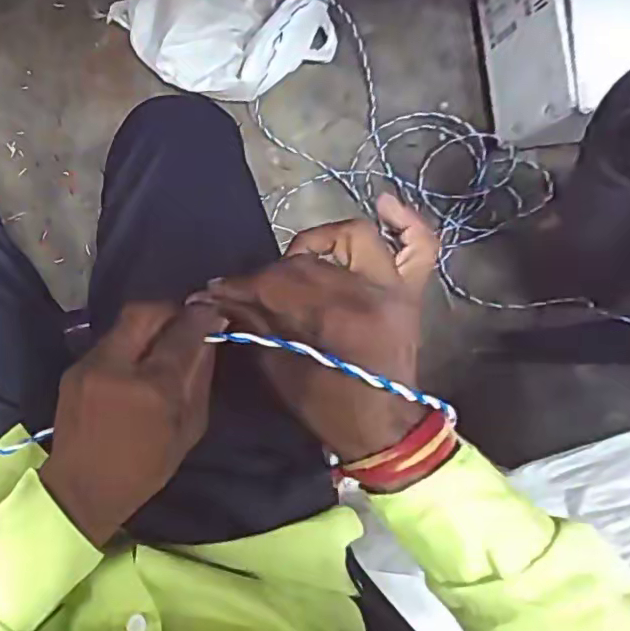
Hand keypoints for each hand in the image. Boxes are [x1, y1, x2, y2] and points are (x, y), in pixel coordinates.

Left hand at [41, 301, 226, 545]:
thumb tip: (208, 340)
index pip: (181, 333)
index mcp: (151, 389)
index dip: (201, 317)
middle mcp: (116, 368)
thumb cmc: (143, 469)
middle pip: (144, 312)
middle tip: (184, 322)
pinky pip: (107, 343)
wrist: (81, 487)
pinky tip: (134, 363)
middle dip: (169, 310)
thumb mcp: (187, 430)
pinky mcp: (72, 369)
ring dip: (147, 326)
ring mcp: (88, 365)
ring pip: (123, 324)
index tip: (213, 313)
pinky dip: (127, 344)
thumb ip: (199, 379)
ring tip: (160, 343)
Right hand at [196, 193, 438, 460]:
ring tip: (298, 259)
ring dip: (317, 242)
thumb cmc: (326, 406)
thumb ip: (254, 325)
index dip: (236, 286)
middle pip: (303, 263)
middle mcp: (364, 293)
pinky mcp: (409, 291)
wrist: (382, 428)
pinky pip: (419, 244)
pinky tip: (383, 202)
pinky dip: (403, 220)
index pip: (273, 284)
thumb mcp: (279, 369)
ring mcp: (392, 288)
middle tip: (245, 291)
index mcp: (330, 319)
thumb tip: (220, 299)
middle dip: (266, 275)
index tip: (210, 292)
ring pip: (353, 237)